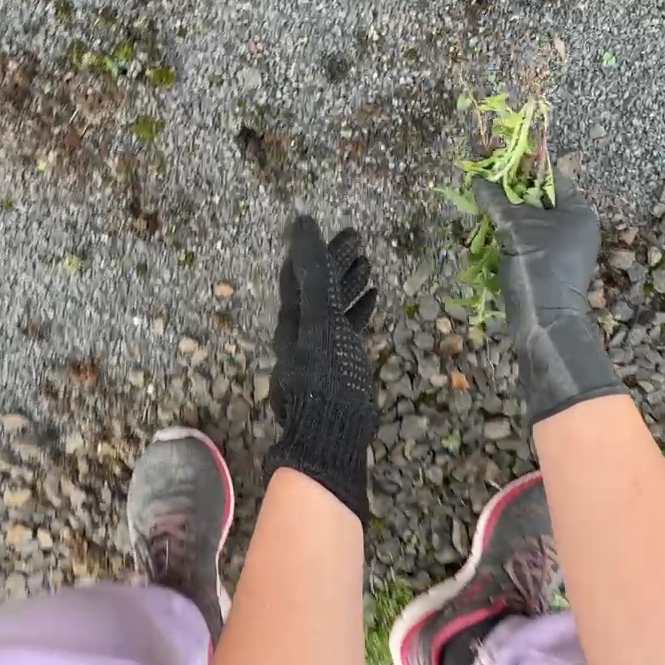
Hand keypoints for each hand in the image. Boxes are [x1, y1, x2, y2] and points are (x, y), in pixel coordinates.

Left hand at [263, 216, 379, 522]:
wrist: (329, 436)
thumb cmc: (326, 378)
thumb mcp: (322, 322)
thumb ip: (315, 277)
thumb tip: (302, 227)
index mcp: (292, 319)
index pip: (301, 273)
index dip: (317, 248)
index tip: (340, 231)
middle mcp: (299, 331)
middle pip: (316, 287)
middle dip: (335, 262)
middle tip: (358, 240)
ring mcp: (315, 350)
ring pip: (331, 306)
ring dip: (347, 283)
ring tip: (368, 264)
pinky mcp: (333, 368)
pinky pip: (343, 329)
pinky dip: (356, 311)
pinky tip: (372, 301)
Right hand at [474, 167, 625, 424]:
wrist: (544, 320)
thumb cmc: (538, 265)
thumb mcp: (514, 227)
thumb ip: (496, 200)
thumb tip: (477, 179)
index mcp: (579, 212)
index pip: (554, 178)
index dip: (527, 170)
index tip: (500, 165)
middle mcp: (577, 229)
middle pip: (541, 202)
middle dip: (513, 196)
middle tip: (487, 189)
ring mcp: (565, 252)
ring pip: (532, 225)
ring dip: (508, 218)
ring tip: (484, 211)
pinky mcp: (550, 270)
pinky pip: (529, 245)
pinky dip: (511, 240)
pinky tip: (490, 238)